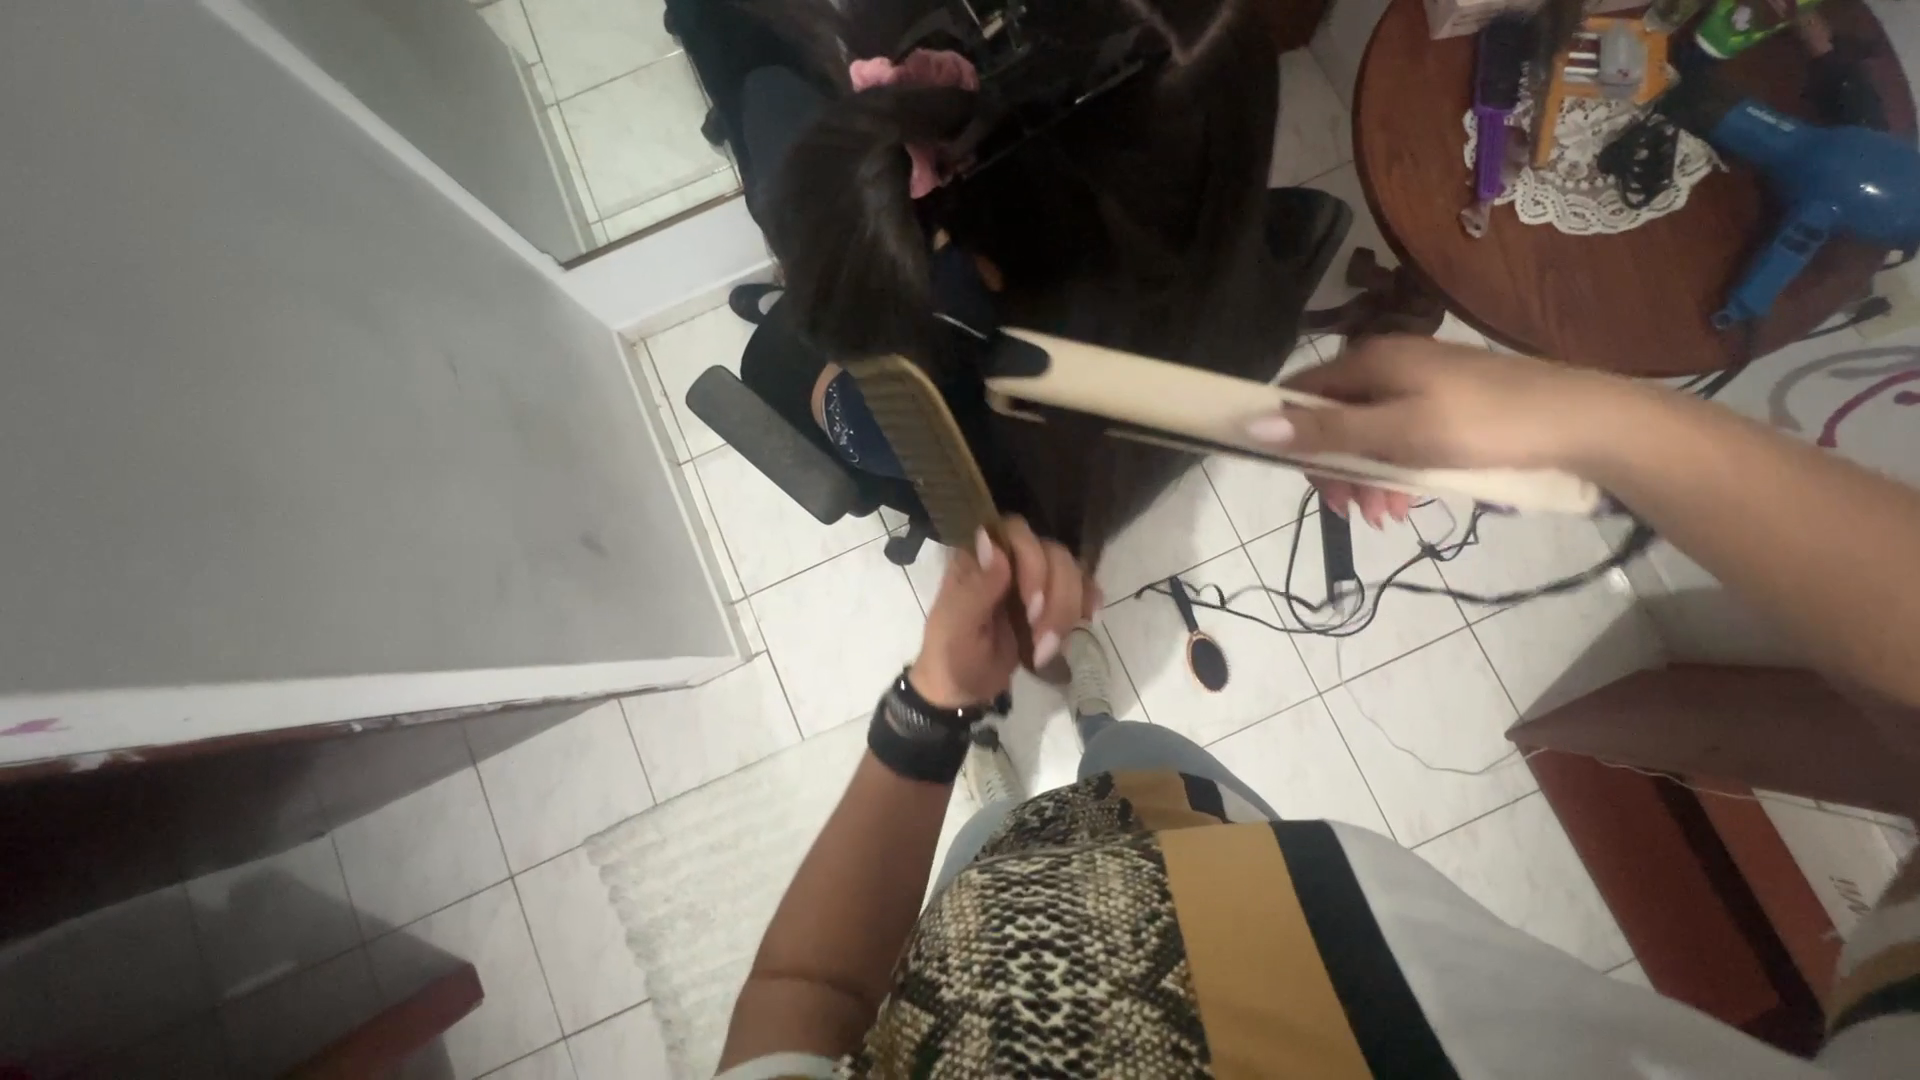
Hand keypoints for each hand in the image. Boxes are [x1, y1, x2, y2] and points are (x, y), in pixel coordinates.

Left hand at [908, 518, 1098, 707]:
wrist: (962, 692)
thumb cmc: (951, 658)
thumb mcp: (956, 628)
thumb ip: (975, 587)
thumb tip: (990, 541)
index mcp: (978, 559)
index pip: (1015, 532)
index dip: (1033, 562)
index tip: (1031, 605)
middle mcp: (1008, 561)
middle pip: (1052, 552)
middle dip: (1055, 598)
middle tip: (1041, 639)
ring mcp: (1032, 579)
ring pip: (1069, 571)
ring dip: (1067, 610)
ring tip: (1047, 649)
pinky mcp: (1051, 600)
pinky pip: (1081, 587)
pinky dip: (1087, 601)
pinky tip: (1085, 621)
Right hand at [1246, 336, 1628, 526]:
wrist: (1582, 422)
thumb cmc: (1482, 425)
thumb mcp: (1395, 433)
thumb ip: (1324, 430)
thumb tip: (1250, 424)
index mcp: (1367, 362)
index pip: (1298, 395)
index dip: (1289, 438)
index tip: (1308, 481)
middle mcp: (1384, 364)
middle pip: (1330, 420)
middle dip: (1338, 469)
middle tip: (1356, 512)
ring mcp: (1414, 382)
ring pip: (1364, 435)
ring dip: (1367, 478)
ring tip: (1391, 514)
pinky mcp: (1440, 402)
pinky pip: (1396, 437)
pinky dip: (1395, 470)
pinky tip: (1410, 499)